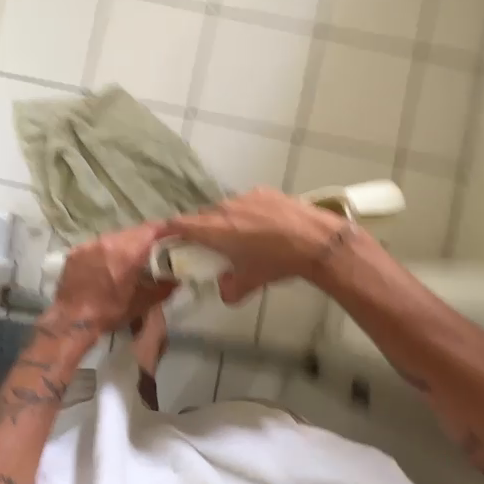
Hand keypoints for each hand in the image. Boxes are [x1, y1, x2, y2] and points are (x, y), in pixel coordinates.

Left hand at [44, 223, 176, 339]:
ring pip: (113, 237)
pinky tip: (107, 263)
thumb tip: (176, 281)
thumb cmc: (109, 312)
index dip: (165, 228)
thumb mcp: (140, 304)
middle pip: (133, 232)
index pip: (151, 230)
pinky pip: (96, 245)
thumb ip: (162, 289)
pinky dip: (105, 251)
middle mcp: (108, 242)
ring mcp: (89, 245)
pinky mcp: (75, 251)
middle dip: (145, 237)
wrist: (72, 320)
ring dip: (124, 244)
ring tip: (129, 257)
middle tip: (153, 247)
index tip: (174, 230)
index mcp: (128, 253)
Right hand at [163, 188, 364, 302]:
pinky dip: (247, 214)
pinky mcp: (264, 192)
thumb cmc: (277, 262)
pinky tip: (265, 227)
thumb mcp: (251, 282)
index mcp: (214, 230)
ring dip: (226, 221)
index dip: (169, 231)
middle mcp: (224, 209)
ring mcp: (245, 197)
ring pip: (225, 208)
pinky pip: (246, 203)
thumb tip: (224, 292)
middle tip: (211, 246)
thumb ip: (231, 289)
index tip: (168, 240)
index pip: (178, 224)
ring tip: (243, 237)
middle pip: (202, 217)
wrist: (316, 240)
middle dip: (202, 230)